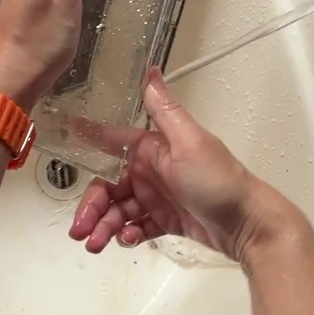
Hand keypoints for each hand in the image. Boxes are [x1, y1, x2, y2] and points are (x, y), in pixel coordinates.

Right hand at [69, 71, 305, 262]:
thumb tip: (151, 71)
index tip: (66, 140)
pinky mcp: (165, 221)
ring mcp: (158, 198)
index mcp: (153, 149)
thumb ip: (164, 110)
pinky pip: (135, 227)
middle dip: (92, 207)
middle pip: (107, 187)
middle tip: (81, 229)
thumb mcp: (189, 142)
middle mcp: (152, 171)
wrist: (247, 224)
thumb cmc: (220, 182)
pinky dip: (127, 234)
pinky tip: (127, 240)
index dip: (89, 142)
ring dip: (104, 226)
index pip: (112, 142)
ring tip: (97, 243)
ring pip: (118, 211)